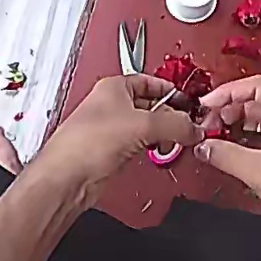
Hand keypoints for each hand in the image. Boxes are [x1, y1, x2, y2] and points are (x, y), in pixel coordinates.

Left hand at [33, 74, 200, 205]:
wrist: (67, 179)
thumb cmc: (86, 144)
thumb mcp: (142, 125)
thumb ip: (174, 123)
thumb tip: (193, 127)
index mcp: (114, 87)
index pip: (149, 81)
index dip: (169, 89)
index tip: (187, 101)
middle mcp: (111, 106)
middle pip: (150, 104)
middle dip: (170, 114)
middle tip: (187, 124)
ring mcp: (111, 129)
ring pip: (146, 126)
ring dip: (163, 132)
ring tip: (177, 138)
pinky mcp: (112, 151)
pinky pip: (140, 144)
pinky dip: (153, 146)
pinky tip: (160, 151)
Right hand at [194, 76, 260, 246]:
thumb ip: (227, 155)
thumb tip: (200, 145)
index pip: (260, 87)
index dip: (229, 92)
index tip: (205, 105)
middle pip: (258, 101)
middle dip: (229, 110)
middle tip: (203, 124)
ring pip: (258, 118)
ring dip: (234, 125)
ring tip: (209, 135)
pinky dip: (243, 139)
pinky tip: (224, 146)